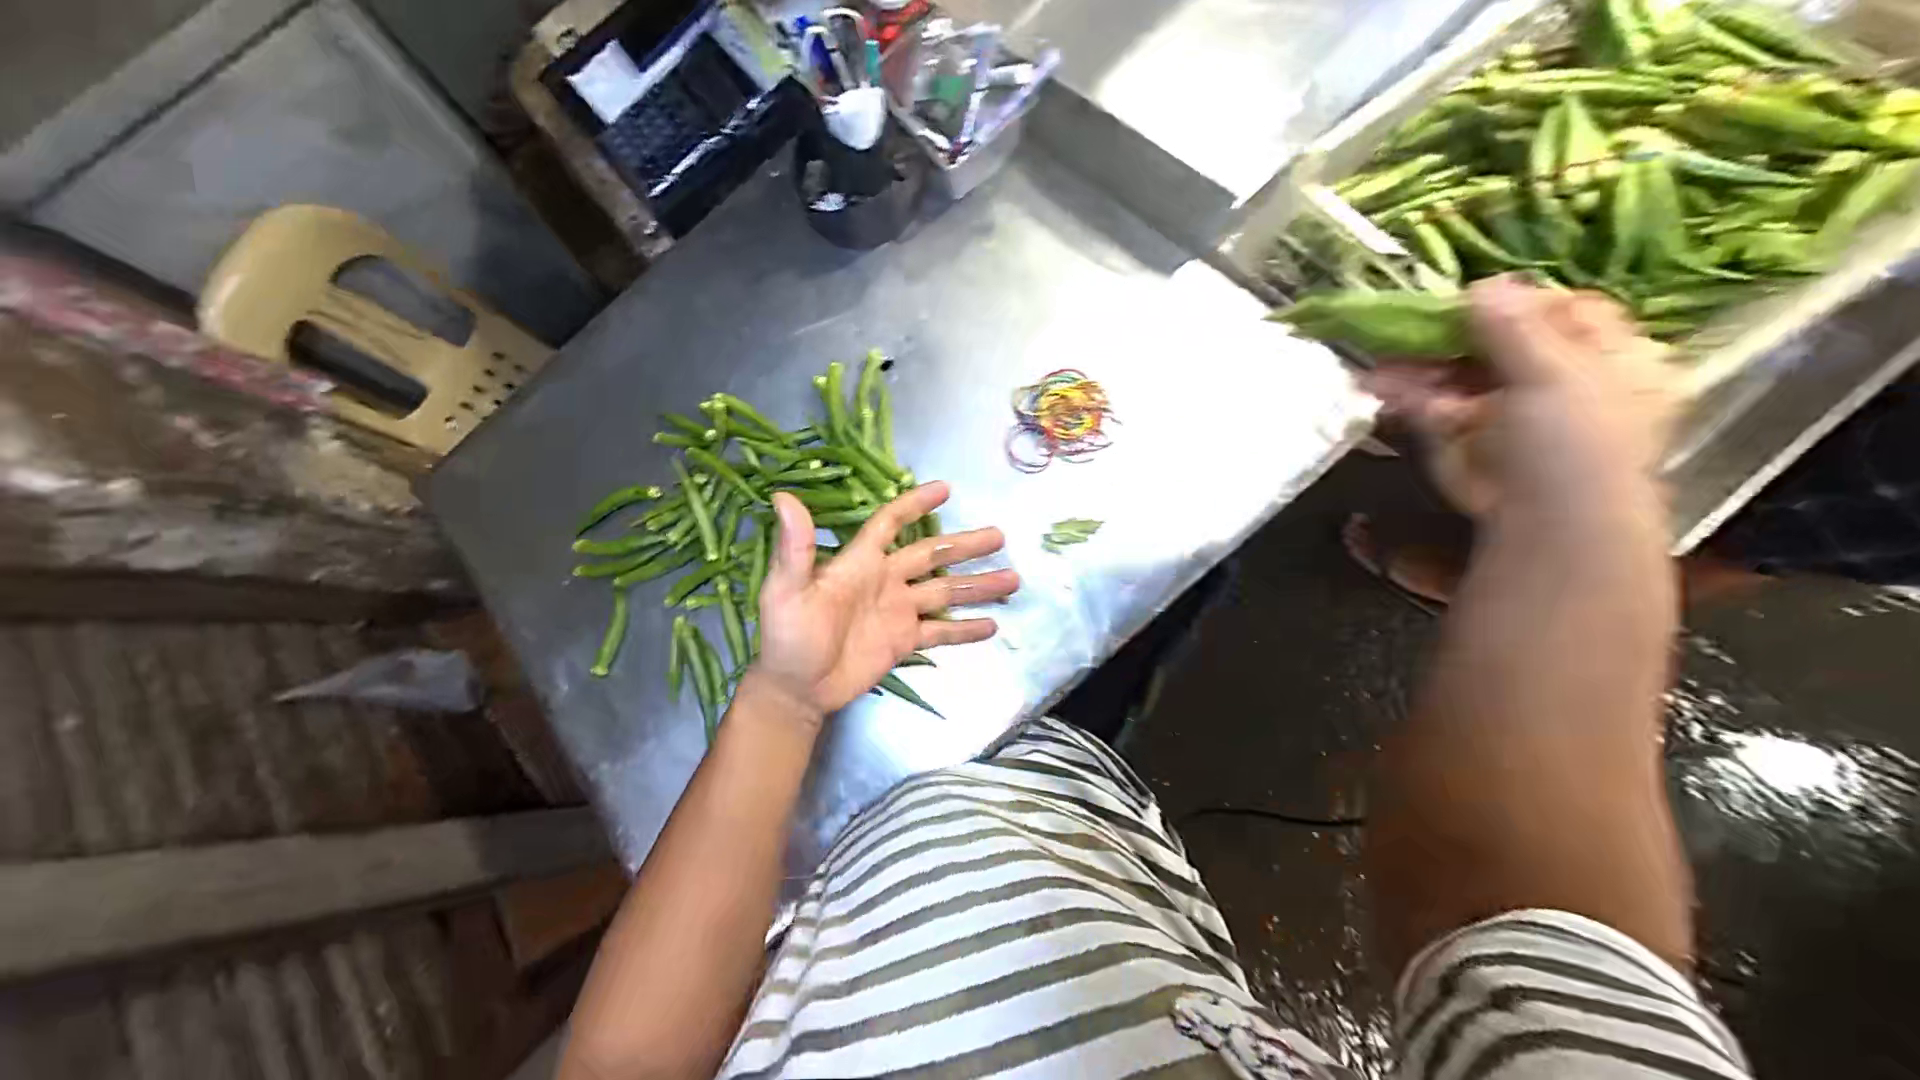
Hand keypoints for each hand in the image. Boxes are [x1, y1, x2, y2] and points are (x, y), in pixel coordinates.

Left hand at [746, 481, 1019, 721]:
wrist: (796, 688)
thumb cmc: (787, 636)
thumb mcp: (787, 590)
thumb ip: (796, 548)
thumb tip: (783, 497)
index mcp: (860, 562)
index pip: (892, 523)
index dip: (915, 504)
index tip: (945, 489)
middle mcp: (885, 581)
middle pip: (932, 555)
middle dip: (965, 546)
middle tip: (999, 536)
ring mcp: (898, 612)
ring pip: (945, 592)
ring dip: (977, 586)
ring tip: (1012, 579)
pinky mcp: (904, 642)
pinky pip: (940, 632)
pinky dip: (965, 629)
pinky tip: (992, 626)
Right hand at [1364, 277, 1678, 519]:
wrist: (1543, 521)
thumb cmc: (1574, 443)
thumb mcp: (1555, 373)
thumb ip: (1515, 328)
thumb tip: (1482, 285)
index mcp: (1604, 357)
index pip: (1563, 311)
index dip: (1520, 301)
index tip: (1477, 294)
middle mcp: (1552, 379)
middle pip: (1499, 340)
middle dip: (1454, 330)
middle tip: (1414, 317)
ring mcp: (1501, 408)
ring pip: (1455, 372)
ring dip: (1416, 361)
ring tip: (1377, 351)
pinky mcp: (1459, 436)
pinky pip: (1429, 405)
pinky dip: (1402, 394)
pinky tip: (1374, 383)